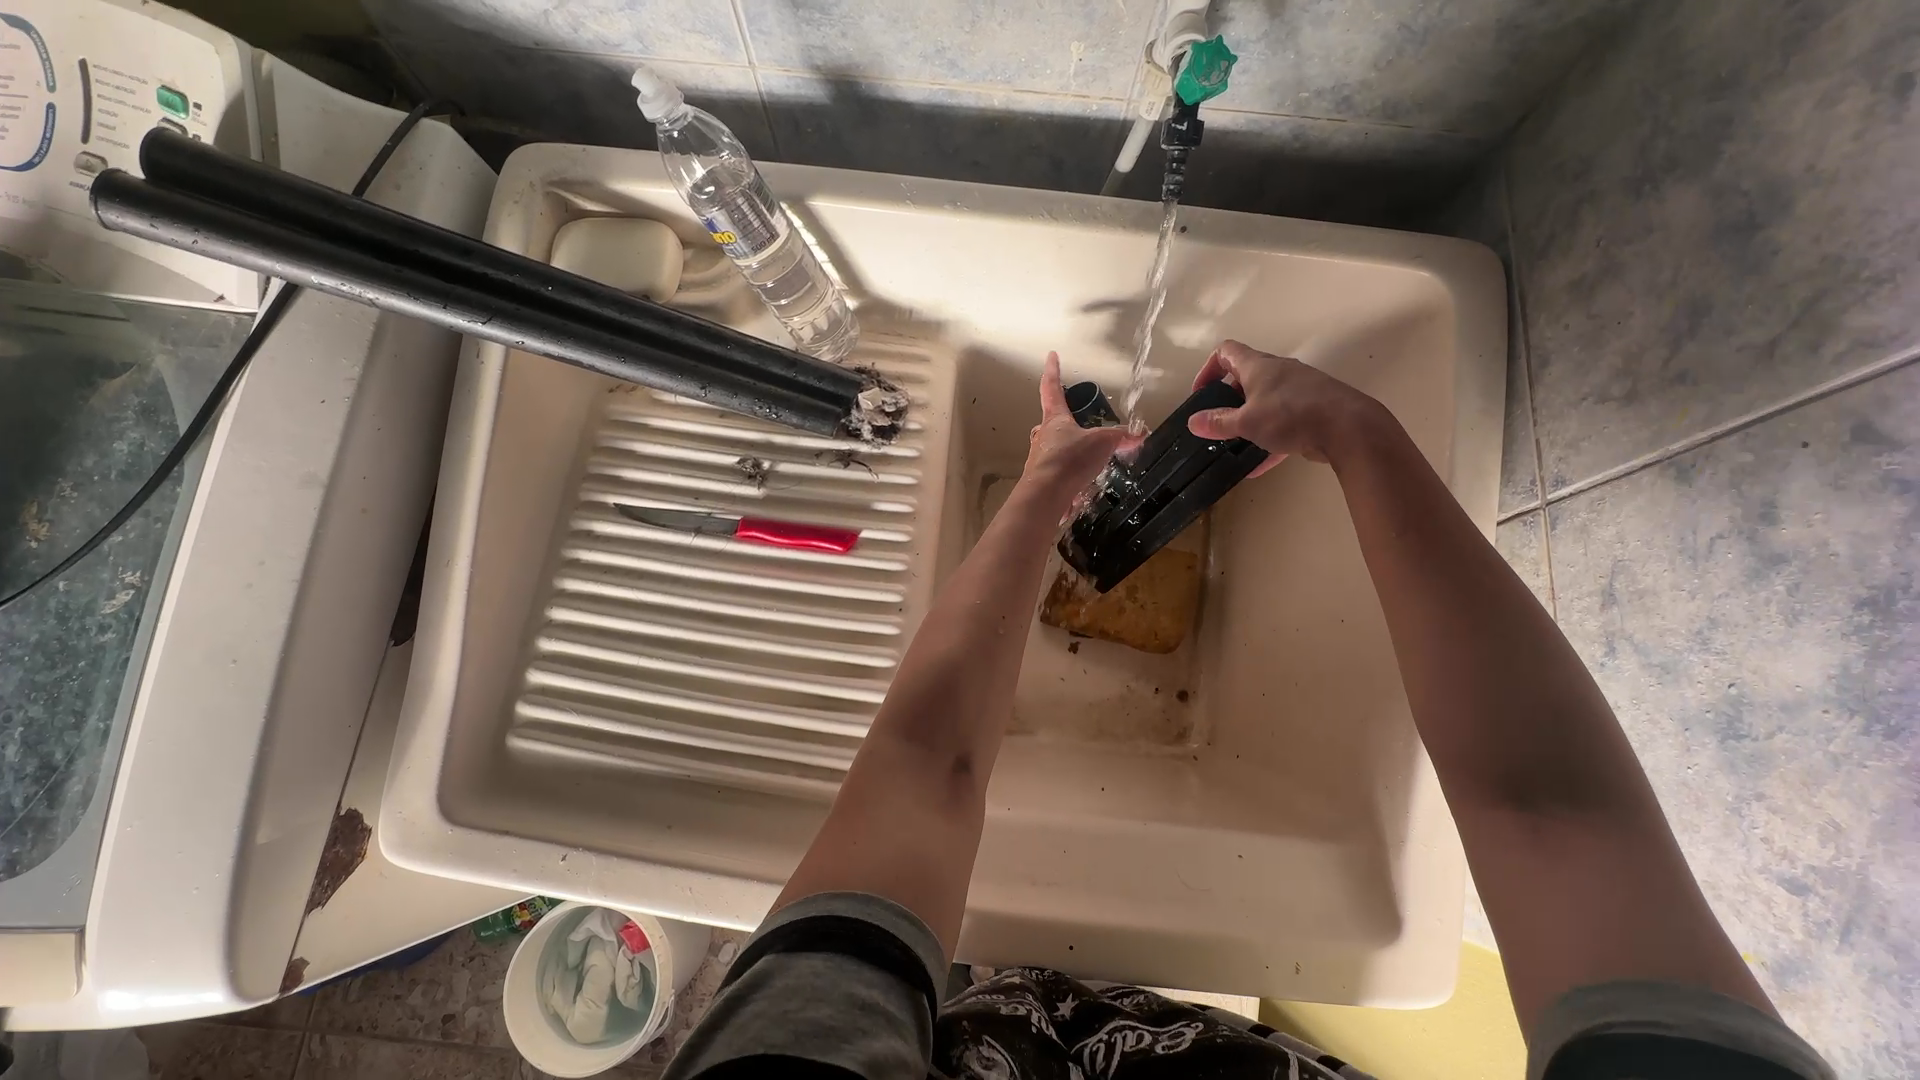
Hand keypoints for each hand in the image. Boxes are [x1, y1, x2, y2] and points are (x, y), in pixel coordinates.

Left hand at [1020, 352, 1138, 509]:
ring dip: (1067, 452)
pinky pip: (1058, 474)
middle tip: (1073, 422)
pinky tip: (1082, 486)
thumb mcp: (1102, 443)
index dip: (1053, 371)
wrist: (1046, 496)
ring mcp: (1040, 460)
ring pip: (1053, 450)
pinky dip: (1071, 477)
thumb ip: (1120, 437)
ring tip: (1086, 460)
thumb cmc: (1068, 461)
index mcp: (1054, 420)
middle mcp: (1043, 437)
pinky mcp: (1043, 481)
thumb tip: (1138, 435)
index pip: (1052, 388)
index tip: (1051, 356)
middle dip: (1061, 422)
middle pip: (1050, 423)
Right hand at [1186, 339, 1384, 475]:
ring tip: (1237, 442)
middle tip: (1218, 420)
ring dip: (1250, 419)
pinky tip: (1259, 467)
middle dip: (1229, 398)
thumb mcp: (1247, 422)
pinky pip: (1284, 422)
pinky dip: (1269, 439)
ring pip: (1266, 400)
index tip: (1201, 394)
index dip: (1208, 369)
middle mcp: (1279, 371)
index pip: (1227, 352)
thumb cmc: (1290, 416)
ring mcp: (1299, 389)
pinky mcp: (1313, 409)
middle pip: (1247, 376)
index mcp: (1259, 366)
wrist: (1348, 428)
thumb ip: (1218, 423)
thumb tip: (1193, 422)